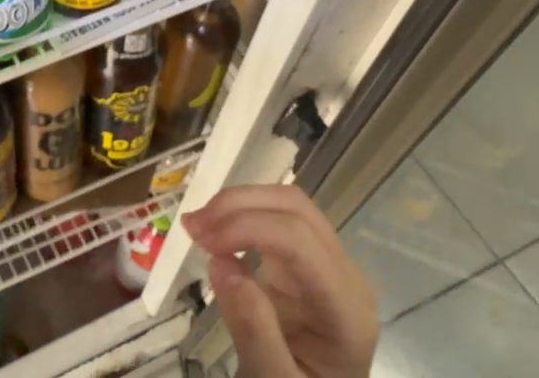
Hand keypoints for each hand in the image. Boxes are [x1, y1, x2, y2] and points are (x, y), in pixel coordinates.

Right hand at [181, 186, 378, 377]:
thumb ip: (255, 333)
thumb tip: (222, 264)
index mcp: (346, 308)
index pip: (300, 240)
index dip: (246, 227)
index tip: (200, 242)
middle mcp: (345, 276)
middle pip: (296, 209)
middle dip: (238, 206)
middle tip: (191, 227)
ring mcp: (329, 266)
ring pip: (286, 205)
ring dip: (237, 205)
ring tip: (196, 227)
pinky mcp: (308, 264)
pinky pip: (278, 222)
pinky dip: (241, 217)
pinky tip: (215, 236)